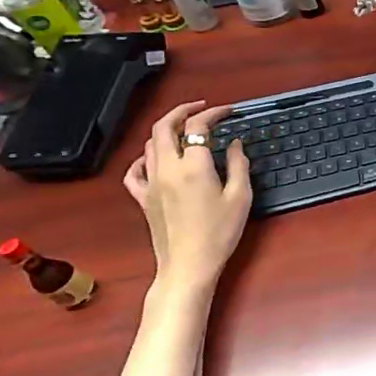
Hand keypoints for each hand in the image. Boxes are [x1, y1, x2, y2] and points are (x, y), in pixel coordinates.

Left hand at [123, 100, 251, 293]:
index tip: (228, 112)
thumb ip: (238, 164)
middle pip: (164, 126)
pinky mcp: (143, 198)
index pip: (198, 126)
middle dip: (182, 111)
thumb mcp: (240, 197)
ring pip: (150, 144)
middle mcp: (168, 169)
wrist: (189, 266)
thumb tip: (235, 144)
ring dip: (167, 130)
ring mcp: (151, 183)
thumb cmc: (219, 234)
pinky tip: (155, 157)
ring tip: (186, 129)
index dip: (214, 113)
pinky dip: (144, 157)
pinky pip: (135, 171)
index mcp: (193, 166)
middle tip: (202, 108)